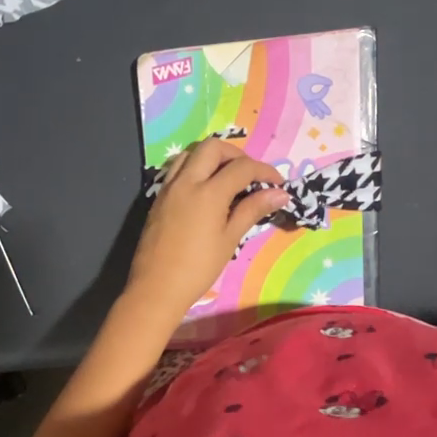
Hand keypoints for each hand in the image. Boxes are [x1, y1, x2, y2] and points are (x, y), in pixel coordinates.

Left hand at [124, 139, 287, 319]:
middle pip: (213, 148)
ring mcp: (168, 188)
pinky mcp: (158, 198)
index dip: (264, 172)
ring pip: (191, 154)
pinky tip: (204, 191)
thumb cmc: (198, 268)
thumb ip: (252, 210)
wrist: (156, 288)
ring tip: (227, 179)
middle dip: (236, 155)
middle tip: (250, 177)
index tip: (278, 185)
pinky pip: (177, 170)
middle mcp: (186, 182)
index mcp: (208, 192)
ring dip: (212, 158)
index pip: (242, 167)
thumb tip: (280, 194)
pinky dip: (194, 169)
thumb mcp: (229, 239)